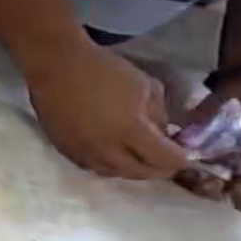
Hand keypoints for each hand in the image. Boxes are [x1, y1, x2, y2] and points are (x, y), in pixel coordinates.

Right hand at [25, 43, 189, 179]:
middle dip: (157, 168)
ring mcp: (81, 150)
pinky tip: (109, 153)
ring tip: (135, 157)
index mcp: (131, 131)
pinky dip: (105, 164)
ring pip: (112, 173)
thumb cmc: (104, 71)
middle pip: (139, 173)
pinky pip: (89, 166)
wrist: (56, 67)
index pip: (165, 160)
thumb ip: (159, 116)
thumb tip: (161, 135)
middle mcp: (106, 148)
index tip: (184, 152)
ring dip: (129, 168)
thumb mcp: (148, 87)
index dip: (180, 159)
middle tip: (163, 157)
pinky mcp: (63, 147)